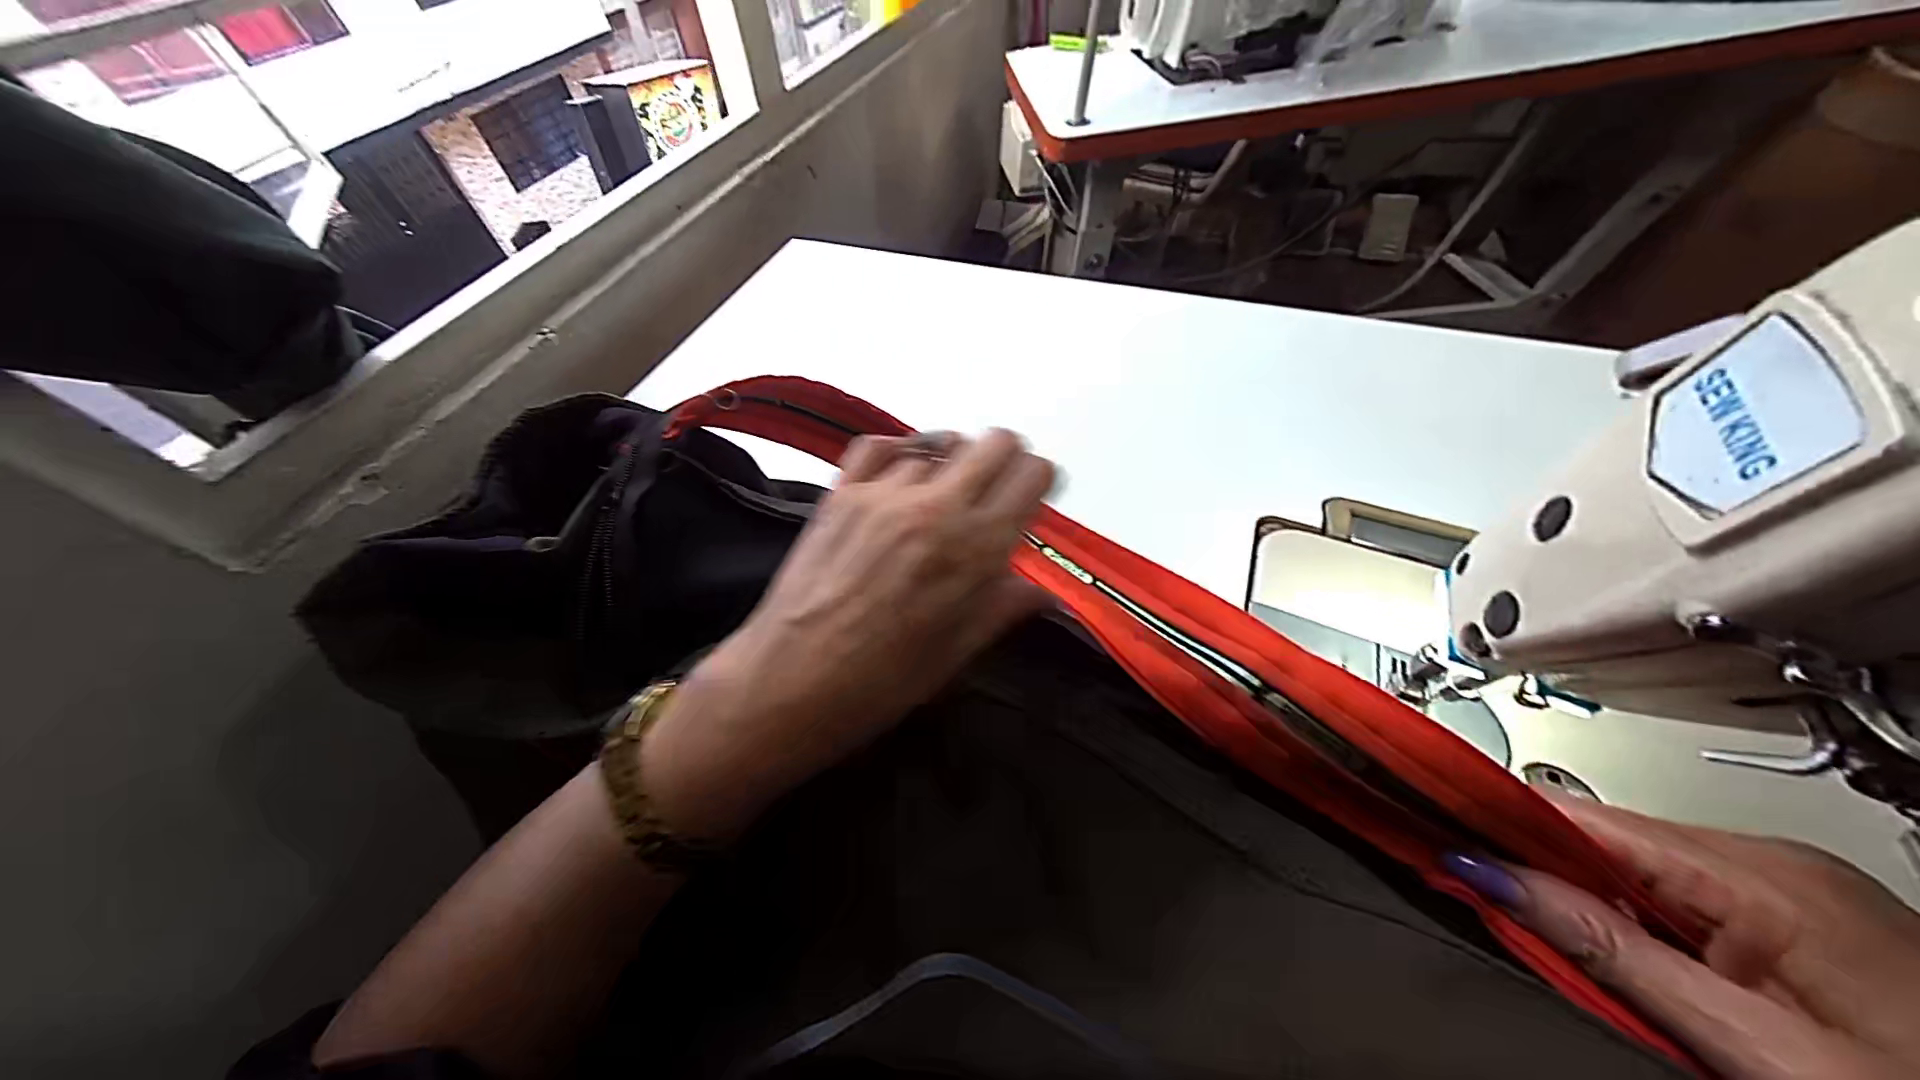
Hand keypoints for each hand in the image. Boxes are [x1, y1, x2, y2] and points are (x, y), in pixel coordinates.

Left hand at [639, 429, 1055, 839]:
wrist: (791, 682)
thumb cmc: (883, 682)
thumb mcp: (957, 653)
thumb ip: (1005, 607)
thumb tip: (1045, 588)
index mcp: (976, 548)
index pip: (1032, 476)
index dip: (1041, 481)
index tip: (1034, 497)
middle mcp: (936, 506)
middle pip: (994, 443)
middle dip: (1007, 460)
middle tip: (996, 490)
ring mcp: (883, 493)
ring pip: (939, 446)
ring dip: (951, 466)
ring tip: (940, 499)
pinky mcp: (841, 493)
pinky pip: (880, 446)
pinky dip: (900, 453)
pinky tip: (902, 476)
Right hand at [1445, 797, 1919, 1078]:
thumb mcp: (1748, 1044)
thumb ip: (1603, 948)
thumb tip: (1489, 875)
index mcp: (1759, 875)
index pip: (1577, 814)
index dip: (1493, 815)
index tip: (1429, 820)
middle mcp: (1764, 863)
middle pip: (1594, 834)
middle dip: (1528, 861)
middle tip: (1466, 883)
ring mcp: (1776, 888)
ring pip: (1621, 862)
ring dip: (1568, 890)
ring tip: (1528, 920)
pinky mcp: (1780, 918)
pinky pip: (1660, 889)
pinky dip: (1612, 908)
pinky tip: (1596, 936)